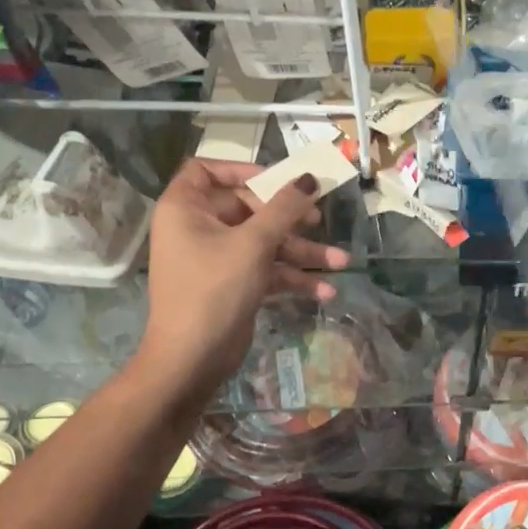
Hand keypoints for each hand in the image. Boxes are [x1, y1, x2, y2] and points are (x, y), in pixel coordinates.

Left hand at [134, 159, 348, 389]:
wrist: (192, 358)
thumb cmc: (214, 289)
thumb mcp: (254, 243)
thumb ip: (284, 208)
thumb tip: (309, 177)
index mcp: (186, 208)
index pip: (207, 170)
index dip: (243, 170)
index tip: (279, 180)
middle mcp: (198, 227)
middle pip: (249, 208)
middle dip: (290, 219)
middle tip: (319, 220)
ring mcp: (216, 257)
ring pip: (264, 242)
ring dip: (302, 252)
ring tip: (341, 263)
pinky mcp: (233, 283)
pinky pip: (266, 269)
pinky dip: (292, 277)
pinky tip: (325, 291)